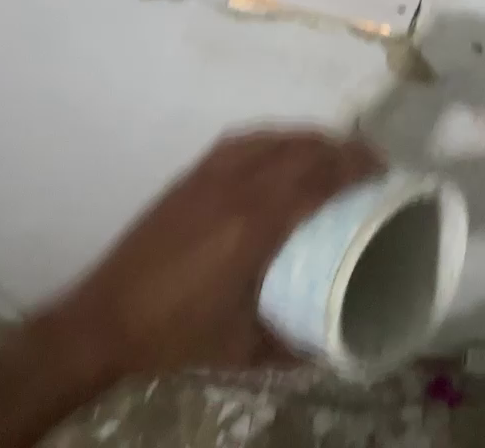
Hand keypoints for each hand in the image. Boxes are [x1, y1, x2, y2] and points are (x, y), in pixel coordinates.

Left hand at [43, 129, 382, 377]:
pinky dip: (278, 138)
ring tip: (335, 152)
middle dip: (345, 149)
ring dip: (314, 139)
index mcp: (256, 226)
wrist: (100, 321)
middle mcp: (238, 189)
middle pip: (305, 150)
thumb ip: (291, 343)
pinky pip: (247, 140)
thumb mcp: (240, 347)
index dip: (358, 168)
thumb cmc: (174, 334)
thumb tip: (332, 345)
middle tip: (371, 162)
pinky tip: (286, 148)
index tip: (384, 171)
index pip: (321, 179)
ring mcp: (212, 176)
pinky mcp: (193, 174)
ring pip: (277, 138)